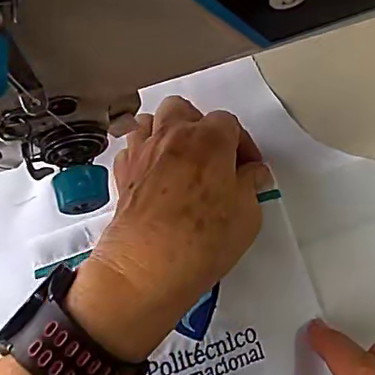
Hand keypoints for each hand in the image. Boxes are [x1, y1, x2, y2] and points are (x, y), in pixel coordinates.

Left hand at [67, 97, 270, 361]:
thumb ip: (250, 184)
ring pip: (150, 121)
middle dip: (198, 124)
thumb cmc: (199, 240)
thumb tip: (251, 173)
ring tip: (179, 157)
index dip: (241, 144)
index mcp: (207, 139)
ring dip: (165, 132)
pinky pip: (131, 148)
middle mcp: (171, 137)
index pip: (228, 122)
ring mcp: (143, 153)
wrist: (147, 265)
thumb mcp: (247, 214)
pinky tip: (154, 173)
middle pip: (182, 109)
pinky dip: (142, 154)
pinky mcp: (123, 173)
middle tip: (212, 154)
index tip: (248, 167)